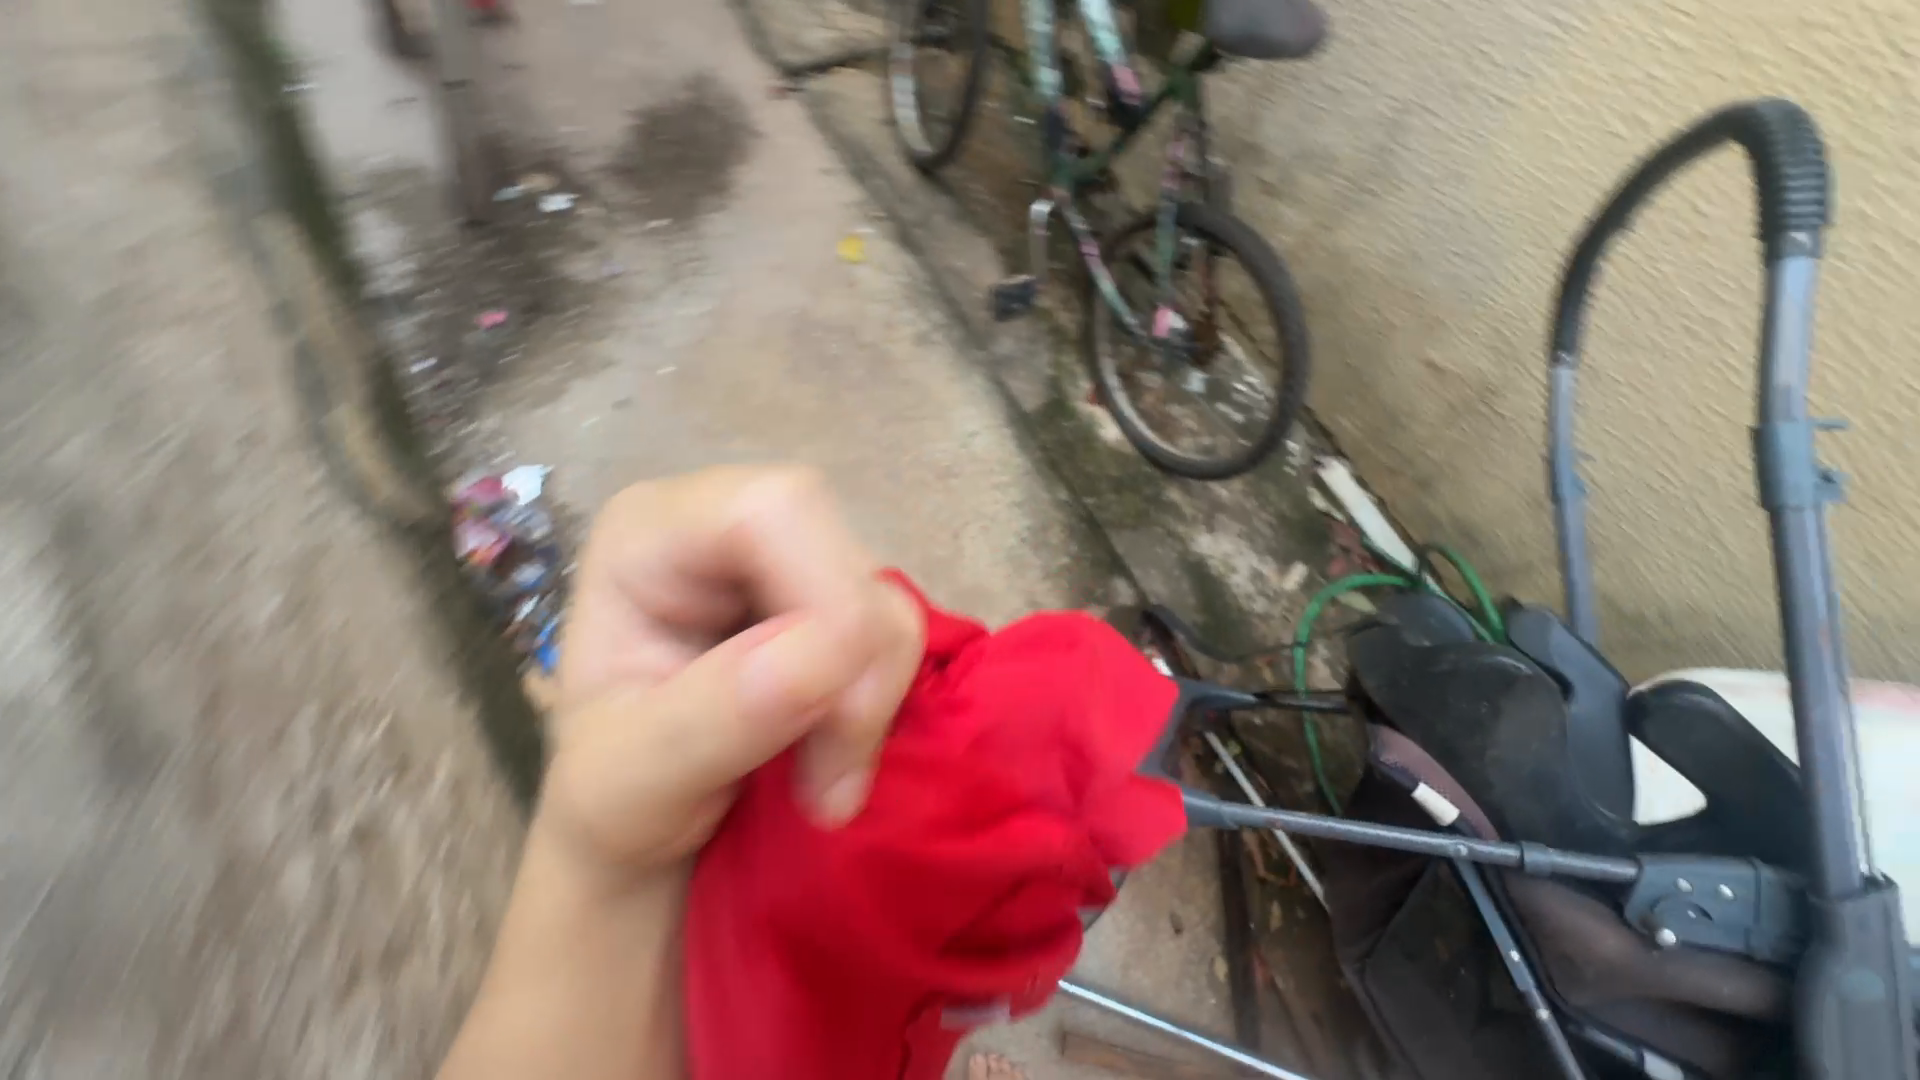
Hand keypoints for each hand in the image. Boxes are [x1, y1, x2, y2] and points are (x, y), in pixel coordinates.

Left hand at [541, 466, 925, 877]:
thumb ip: (707, 719)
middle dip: (857, 670)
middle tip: (826, 782)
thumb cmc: (607, 801)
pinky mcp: (831, 605)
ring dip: (874, 700)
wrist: (642, 832)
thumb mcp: (624, 784)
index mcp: (650, 535)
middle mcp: (730, 526)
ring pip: (884, 599)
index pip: (771, 512)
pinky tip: (836, 756)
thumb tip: (819, 655)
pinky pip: (893, 635)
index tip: (825, 723)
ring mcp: (790, 563)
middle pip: (843, 552)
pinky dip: (882, 703)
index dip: (823, 601)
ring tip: (823, 784)